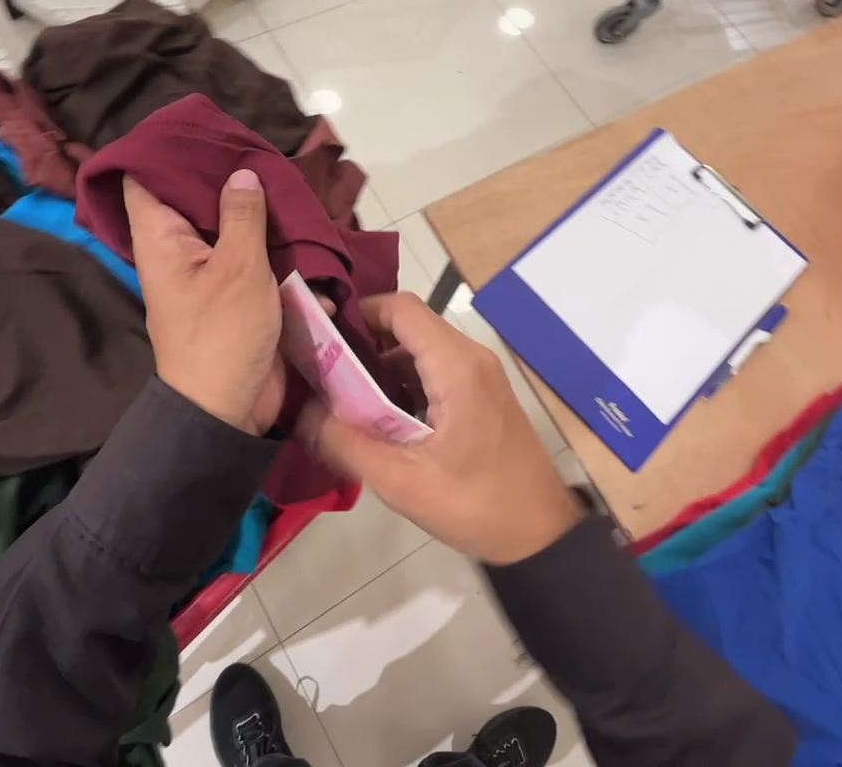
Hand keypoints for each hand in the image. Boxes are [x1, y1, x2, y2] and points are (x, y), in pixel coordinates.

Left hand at [126, 170, 283, 434]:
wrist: (229, 408)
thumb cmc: (222, 334)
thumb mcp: (237, 267)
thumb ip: (242, 216)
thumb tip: (241, 174)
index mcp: (162, 239)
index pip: (144, 181)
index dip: (162, 151)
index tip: (196, 126)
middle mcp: (181, 250)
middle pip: (197, 200)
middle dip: (228, 177)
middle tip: (259, 147)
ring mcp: (211, 272)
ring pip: (233, 228)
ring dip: (260, 213)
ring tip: (288, 181)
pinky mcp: (239, 293)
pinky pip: (256, 258)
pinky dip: (276, 247)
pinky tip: (302, 227)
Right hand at [299, 293, 582, 564]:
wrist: (540, 533)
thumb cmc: (476, 505)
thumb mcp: (403, 482)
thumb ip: (347, 443)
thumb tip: (301, 414)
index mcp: (457, 366)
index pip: (402, 308)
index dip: (359, 314)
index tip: (322, 339)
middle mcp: (471, 357)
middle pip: (410, 324)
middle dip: (364, 342)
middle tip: (324, 371)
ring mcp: (480, 374)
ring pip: (422, 347)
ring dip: (383, 364)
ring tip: (343, 395)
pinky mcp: (482, 393)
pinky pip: (436, 368)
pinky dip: (405, 381)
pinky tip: (379, 414)